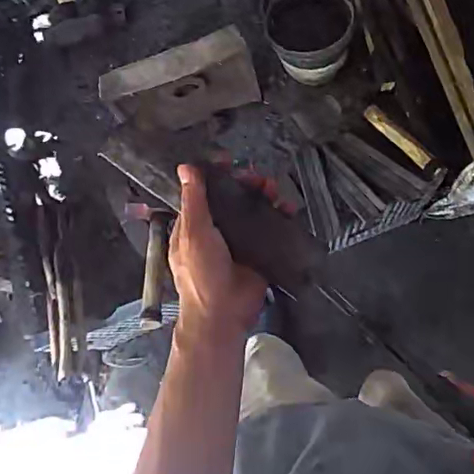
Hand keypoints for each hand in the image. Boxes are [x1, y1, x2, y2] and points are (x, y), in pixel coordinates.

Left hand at [168, 164, 265, 345]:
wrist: (224, 312)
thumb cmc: (201, 273)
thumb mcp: (193, 232)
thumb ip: (193, 200)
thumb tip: (186, 168)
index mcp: (195, 225)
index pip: (206, 192)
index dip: (217, 175)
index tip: (229, 161)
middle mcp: (218, 230)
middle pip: (234, 197)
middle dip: (246, 183)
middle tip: (257, 177)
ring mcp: (240, 240)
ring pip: (255, 209)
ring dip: (265, 195)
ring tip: (272, 190)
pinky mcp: (260, 250)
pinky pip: (273, 227)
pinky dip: (281, 214)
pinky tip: (287, 207)